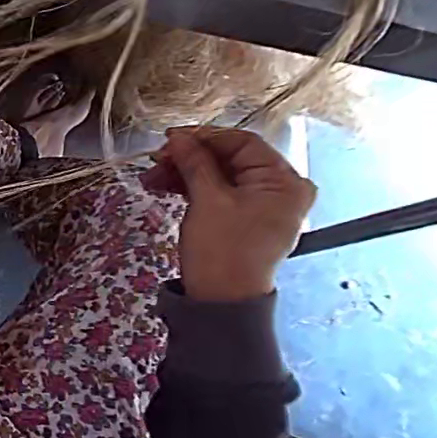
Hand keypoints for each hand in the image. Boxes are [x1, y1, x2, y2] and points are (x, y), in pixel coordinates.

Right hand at [143, 126, 316, 300]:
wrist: (221, 300)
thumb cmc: (222, 249)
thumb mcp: (207, 200)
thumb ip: (195, 162)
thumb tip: (178, 137)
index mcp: (284, 181)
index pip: (243, 143)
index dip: (204, 137)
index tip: (170, 137)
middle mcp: (282, 189)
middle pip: (230, 159)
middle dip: (190, 158)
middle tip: (156, 159)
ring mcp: (264, 205)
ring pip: (220, 175)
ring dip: (185, 173)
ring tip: (152, 178)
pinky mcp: (246, 218)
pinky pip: (220, 192)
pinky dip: (193, 188)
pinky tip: (164, 187)